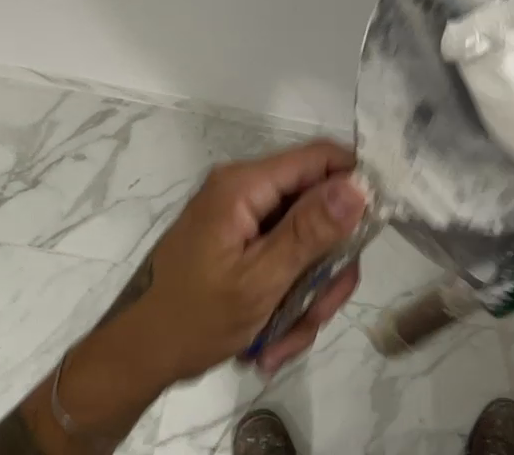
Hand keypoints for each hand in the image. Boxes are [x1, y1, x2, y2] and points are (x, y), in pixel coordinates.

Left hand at [101, 140, 368, 384]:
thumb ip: (310, 231)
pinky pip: (285, 259)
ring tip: (284, 338)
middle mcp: (246, 190)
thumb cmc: (193, 317)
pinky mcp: (242, 241)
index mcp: (244, 184)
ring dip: (307, 294)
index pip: (320, 158)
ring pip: (306, 243)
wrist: (138, 356)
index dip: (355, 185)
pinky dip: (288, 298)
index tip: (376, 230)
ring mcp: (243, 217)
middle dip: (325, 267)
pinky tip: (272, 336)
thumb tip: (358, 185)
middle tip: (317, 313)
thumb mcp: (260, 280)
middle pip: (318, 209)